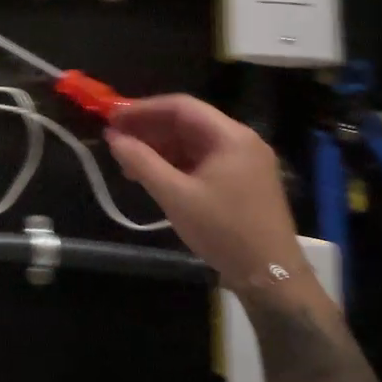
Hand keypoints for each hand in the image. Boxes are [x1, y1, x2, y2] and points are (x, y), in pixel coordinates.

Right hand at [105, 94, 300, 291]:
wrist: (270, 274)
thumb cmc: (223, 230)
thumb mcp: (175, 196)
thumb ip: (141, 162)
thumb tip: (113, 138)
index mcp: (230, 137)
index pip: (181, 106)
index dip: (142, 109)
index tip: (111, 119)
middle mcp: (240, 141)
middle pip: (187, 122)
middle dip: (148, 129)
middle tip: (115, 140)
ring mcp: (244, 161)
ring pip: (193, 142)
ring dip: (159, 148)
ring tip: (128, 162)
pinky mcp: (241, 180)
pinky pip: (202, 160)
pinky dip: (174, 163)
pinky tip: (152, 176)